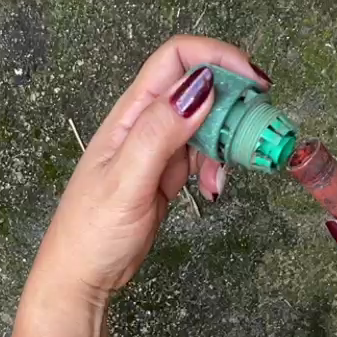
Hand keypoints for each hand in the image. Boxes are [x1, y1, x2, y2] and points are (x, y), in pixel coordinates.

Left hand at [31, 36, 265, 301]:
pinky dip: (215, 168)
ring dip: (226, 143)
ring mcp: (156, 150)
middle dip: (232, 104)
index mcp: (130, 115)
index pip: (176, 60)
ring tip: (222, 177)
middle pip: (198, 89)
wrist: (82, 277)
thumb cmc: (92, 232)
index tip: (253, 83)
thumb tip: (200, 88)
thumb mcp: (126, 181)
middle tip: (254, 134)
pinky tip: (212, 190)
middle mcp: (144, 125)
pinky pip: (200, 157)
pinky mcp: (164, 176)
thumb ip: (159, 133)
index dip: (217, 59)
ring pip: (205, 125)